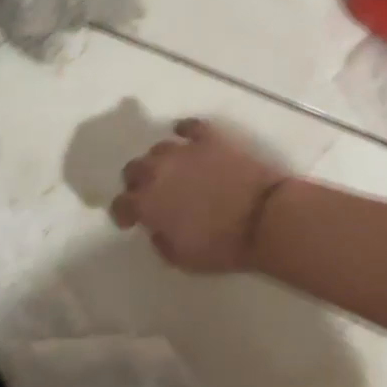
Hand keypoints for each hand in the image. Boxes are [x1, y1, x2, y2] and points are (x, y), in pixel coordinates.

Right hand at [108, 118, 291, 273]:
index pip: (120, 204)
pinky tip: (187, 138)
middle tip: (150, 194)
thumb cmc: (223, 246)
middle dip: (137, 182)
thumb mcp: (182, 259)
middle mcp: (158, 172)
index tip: (131, 221)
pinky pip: (189, 127)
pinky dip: (185, 132)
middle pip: (133, 170)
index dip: (123, 213)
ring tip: (173, 169)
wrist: (265, 218)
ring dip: (160, 160)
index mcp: (147, 203)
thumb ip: (161, 241)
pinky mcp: (210, 138)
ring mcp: (184, 151)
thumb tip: (157, 229)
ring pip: (159, 148)